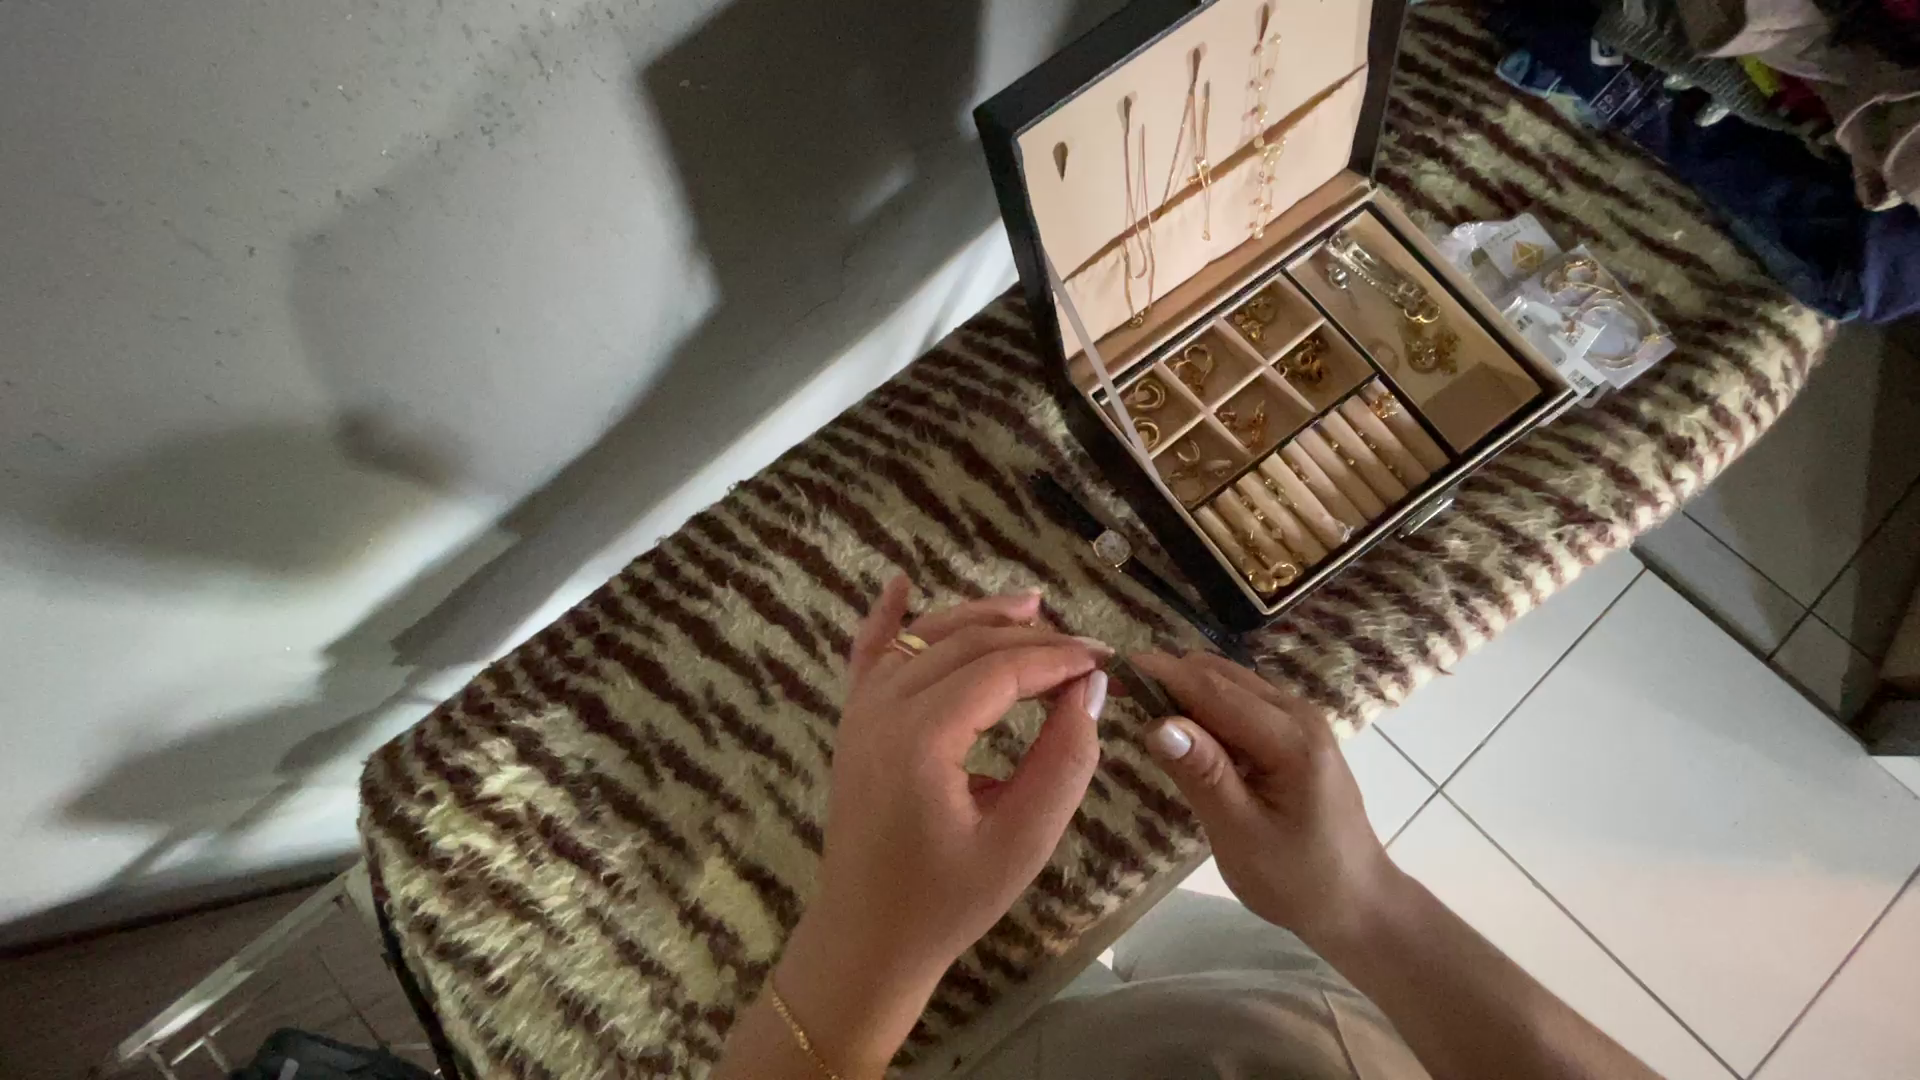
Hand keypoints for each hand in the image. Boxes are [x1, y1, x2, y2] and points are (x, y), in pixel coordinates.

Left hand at [772, 577, 1108, 1073]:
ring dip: (977, 617)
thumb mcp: (1023, 842)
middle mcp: (881, 708)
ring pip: (924, 638)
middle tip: (1082, 648)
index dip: (1057, 658)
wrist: (867, 938)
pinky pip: (868, 654)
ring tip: (1031, 606)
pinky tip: (900, 584)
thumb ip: (1064, 760)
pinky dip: (886, 617)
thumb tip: (1089, 689)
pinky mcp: (852, 720)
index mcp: (920, 739)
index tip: (1104, 661)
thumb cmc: (948, 902)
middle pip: (965, 643)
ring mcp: (860, 710)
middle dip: (1029, 637)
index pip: (1000, 670)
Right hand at [1132, 650, 1402, 951]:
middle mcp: (1296, 714)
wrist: (1359, 905)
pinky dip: (1203, 706)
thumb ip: (1202, 774)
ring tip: (1145, 716)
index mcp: (1290, 739)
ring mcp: (1297, 719)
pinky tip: (1185, 736)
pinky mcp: (1291, 730)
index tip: (1113, 669)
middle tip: (1123, 701)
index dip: (1161, 673)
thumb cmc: (1299, 881)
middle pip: (1218, 674)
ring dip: (1183, 691)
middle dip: (1168, 678)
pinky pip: (1237, 700)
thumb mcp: (1241, 835)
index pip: (1212, 688)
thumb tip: (1157, 723)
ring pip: (1226, 682)